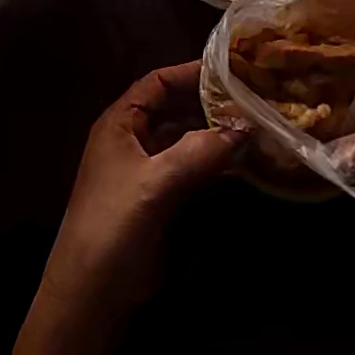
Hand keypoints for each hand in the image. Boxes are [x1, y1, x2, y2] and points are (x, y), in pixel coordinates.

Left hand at [45, 62, 243, 318]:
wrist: (93, 285)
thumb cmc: (114, 224)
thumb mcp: (155, 183)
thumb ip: (198, 153)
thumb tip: (243, 129)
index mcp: (119, 123)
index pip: (156, 83)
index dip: (191, 73)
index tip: (234, 69)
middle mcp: (132, 139)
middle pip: (174, 108)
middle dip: (210, 103)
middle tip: (258, 97)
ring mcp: (146, 168)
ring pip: (186, 139)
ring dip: (217, 133)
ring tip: (261, 125)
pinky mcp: (160, 195)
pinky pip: (192, 167)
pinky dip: (215, 162)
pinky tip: (247, 161)